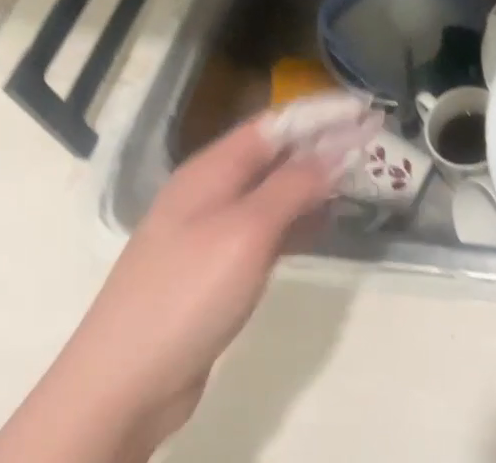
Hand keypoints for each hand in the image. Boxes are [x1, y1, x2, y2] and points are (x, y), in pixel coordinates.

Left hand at [39, 96, 380, 450]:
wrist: (123, 384)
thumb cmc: (187, 294)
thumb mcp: (247, 231)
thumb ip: (295, 184)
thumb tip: (340, 146)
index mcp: (210, 171)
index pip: (274, 124)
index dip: (321, 113)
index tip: (367, 110)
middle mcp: (208, 192)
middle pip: (274, 154)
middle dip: (322, 145)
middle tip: (373, 145)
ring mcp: (208, 232)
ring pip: (272, 192)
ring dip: (313, 183)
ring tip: (359, 182)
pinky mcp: (214, 270)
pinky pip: (265, 229)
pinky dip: (297, 222)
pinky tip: (323, 228)